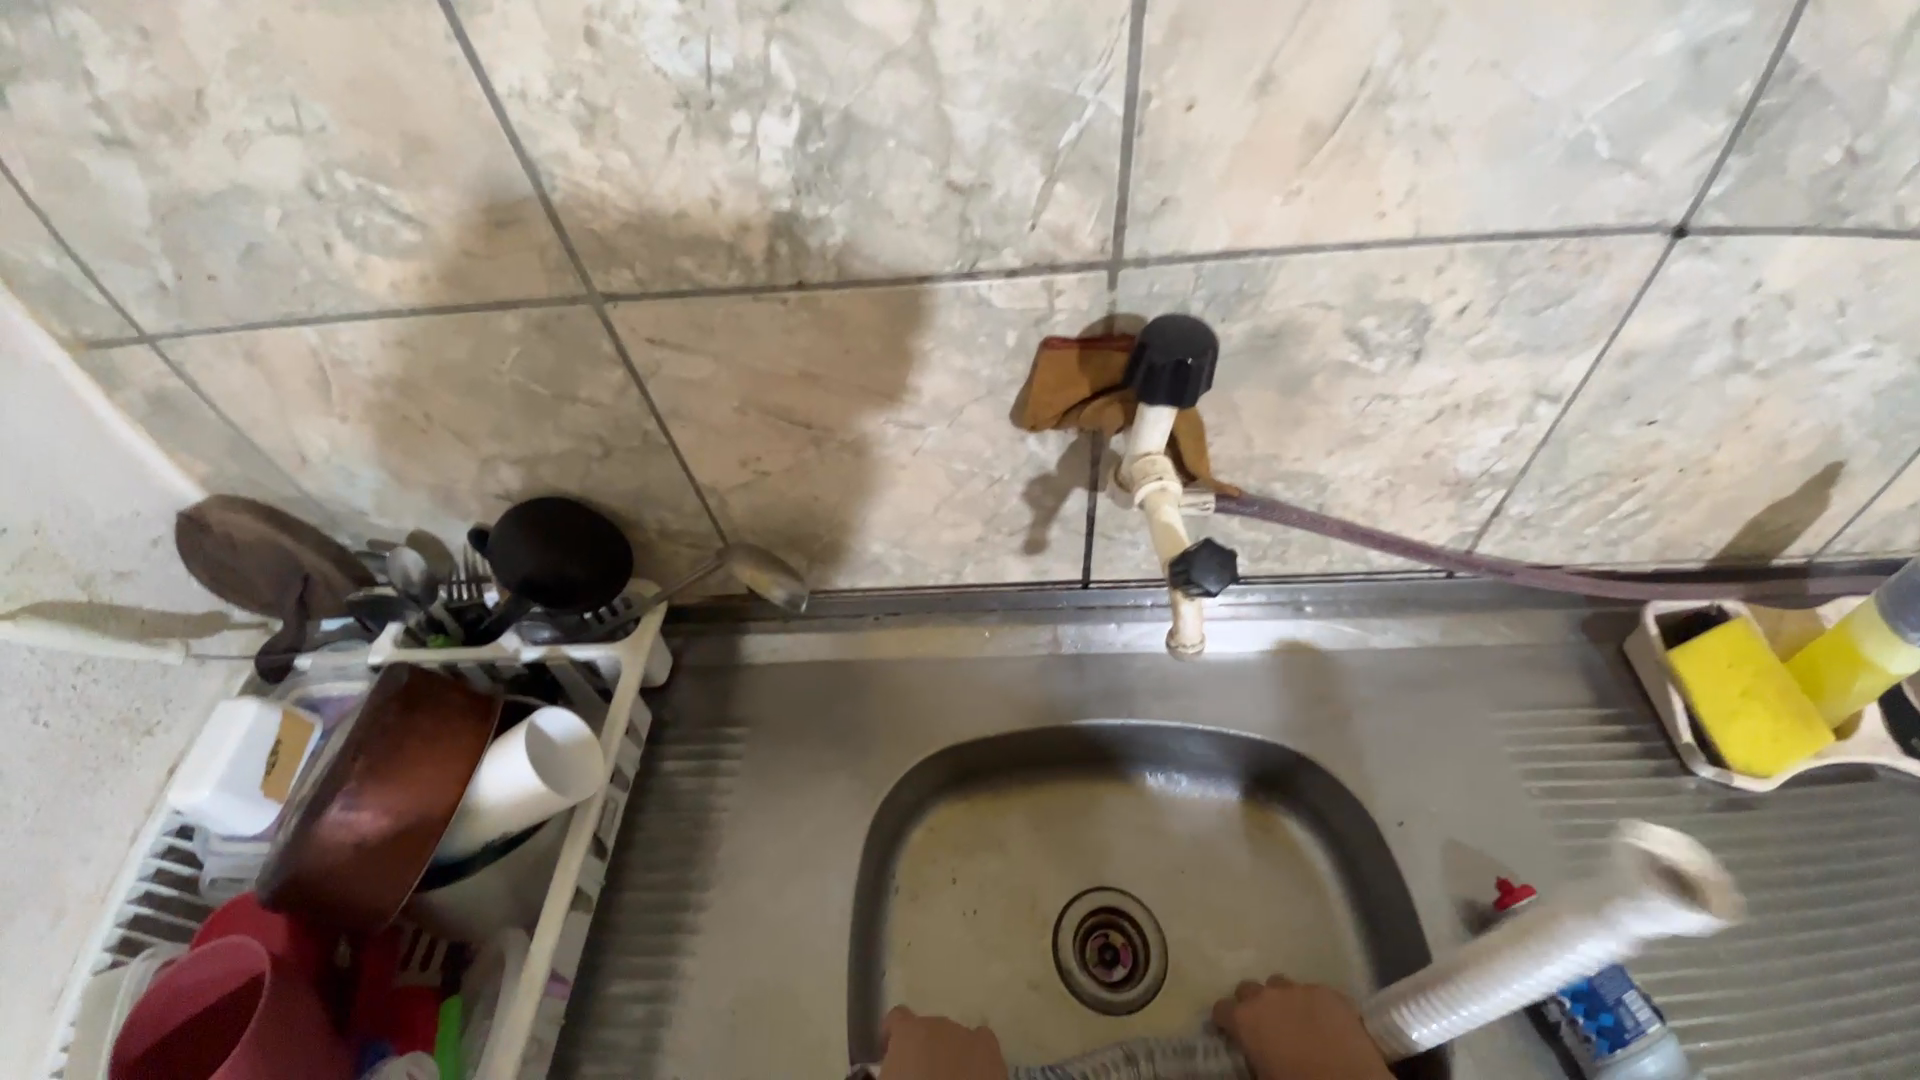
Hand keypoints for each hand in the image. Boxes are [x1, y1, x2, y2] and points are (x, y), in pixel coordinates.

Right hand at [878, 1006, 1006, 1079]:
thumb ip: (882, 1074)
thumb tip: (882, 1074)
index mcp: (909, 1033)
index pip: (897, 1018)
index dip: (891, 1035)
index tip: (888, 1055)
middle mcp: (939, 1026)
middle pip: (928, 1029)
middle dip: (923, 1049)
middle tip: (919, 1078)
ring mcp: (968, 1037)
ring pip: (954, 1037)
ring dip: (948, 1053)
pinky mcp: (992, 1053)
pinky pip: (981, 1042)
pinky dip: (976, 1055)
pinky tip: (972, 1073)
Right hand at [1212, 976, 1391, 1079]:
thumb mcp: (1263, 1078)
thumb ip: (1253, 1057)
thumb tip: (1255, 1053)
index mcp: (1244, 1019)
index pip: (1221, 1009)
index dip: (1226, 1021)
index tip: (1232, 1031)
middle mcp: (1266, 996)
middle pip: (1248, 989)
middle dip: (1252, 1004)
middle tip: (1266, 1026)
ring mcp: (1298, 990)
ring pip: (1280, 984)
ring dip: (1282, 999)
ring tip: (1298, 1021)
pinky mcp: (1328, 992)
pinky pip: (1314, 993)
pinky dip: (1314, 1006)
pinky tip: (1327, 1025)